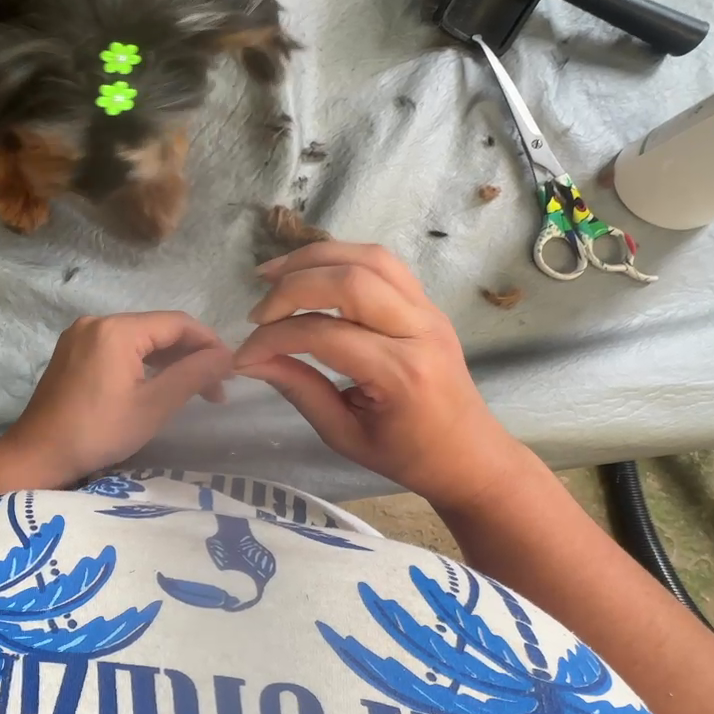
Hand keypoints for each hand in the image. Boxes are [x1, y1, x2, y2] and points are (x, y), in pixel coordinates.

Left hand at [0, 312, 233, 485]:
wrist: (38, 453)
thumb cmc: (98, 431)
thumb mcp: (153, 406)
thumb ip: (193, 375)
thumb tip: (227, 356)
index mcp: (116, 330)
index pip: (177, 323)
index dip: (210, 343)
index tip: (231, 373)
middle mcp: (96, 322)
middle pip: (157, 329)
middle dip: (190, 355)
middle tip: (215, 391)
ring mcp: (80, 336)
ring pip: (138, 339)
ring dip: (167, 360)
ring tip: (194, 391)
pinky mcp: (71, 351)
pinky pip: (117, 348)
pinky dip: (141, 363)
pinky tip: (158, 385)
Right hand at [235, 241, 539, 511]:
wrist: (471, 456)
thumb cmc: (406, 455)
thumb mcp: (343, 434)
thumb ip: (298, 389)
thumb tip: (249, 360)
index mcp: (401, 373)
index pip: (322, 334)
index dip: (271, 340)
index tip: (243, 357)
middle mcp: (419, 331)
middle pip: (348, 279)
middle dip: (290, 289)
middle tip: (257, 316)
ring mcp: (428, 310)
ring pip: (366, 257)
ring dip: (312, 260)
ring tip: (272, 277)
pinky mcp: (425, 303)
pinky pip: (379, 262)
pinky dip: (336, 259)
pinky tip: (306, 274)